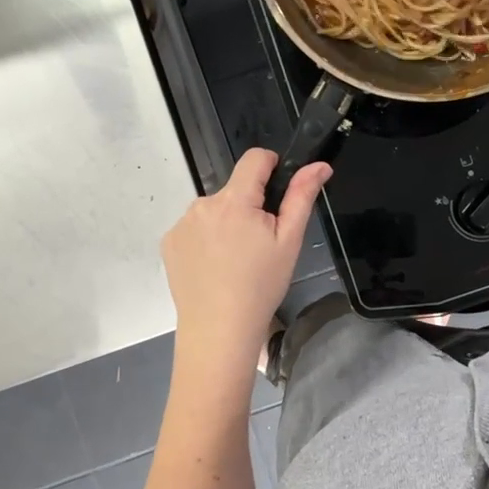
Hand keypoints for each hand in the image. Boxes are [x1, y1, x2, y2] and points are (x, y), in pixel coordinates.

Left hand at [162, 149, 331, 360]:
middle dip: (249, 207)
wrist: (219, 330)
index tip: (277, 194)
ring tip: (236, 261)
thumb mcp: (289, 241)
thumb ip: (302, 196)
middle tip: (259, 245)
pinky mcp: (169, 243)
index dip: (271, 167)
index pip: (254, 158)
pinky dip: (206, 240)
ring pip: (214, 210)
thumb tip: (319, 165)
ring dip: (226, 223)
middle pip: (234, 189)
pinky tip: (214, 268)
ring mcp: (182, 224)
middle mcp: (202, 204)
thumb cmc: (261, 286)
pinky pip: (194, 229)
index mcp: (235, 200)